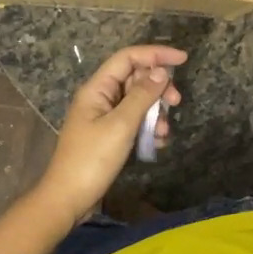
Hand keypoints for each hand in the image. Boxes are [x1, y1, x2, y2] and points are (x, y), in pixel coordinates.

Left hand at [33, 44, 186, 220]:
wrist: (69, 199)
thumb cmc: (92, 160)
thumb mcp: (121, 126)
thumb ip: (142, 96)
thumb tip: (162, 71)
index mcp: (97, 88)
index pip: (128, 58)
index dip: (156, 54)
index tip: (183, 60)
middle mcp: (99, 97)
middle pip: (134, 78)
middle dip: (158, 87)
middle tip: (177, 102)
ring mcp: (103, 117)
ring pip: (137, 101)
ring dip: (155, 111)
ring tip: (165, 131)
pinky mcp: (109, 135)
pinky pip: (133, 121)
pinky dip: (148, 127)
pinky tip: (157, 143)